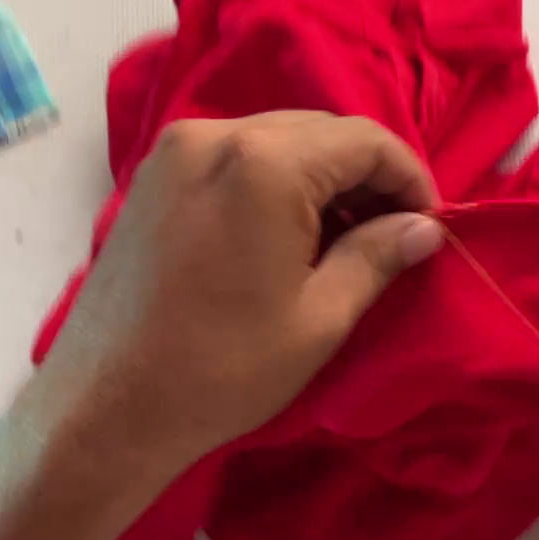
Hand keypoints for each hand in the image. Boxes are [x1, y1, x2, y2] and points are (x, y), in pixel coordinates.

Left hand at [14, 111, 443, 481]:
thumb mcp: (320, 319)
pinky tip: (290, 234)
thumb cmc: (225, 369)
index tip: (431, 228)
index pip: (366, 141)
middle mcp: (216, 133)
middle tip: (395, 236)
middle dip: (369, 177)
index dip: (411, 179)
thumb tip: (426, 229)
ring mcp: (175, 152)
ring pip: (278, 141)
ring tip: (346, 241)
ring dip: (324, 180)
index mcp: (265, 162)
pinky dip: (277, 184)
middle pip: (321, 132)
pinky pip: (236, 159)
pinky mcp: (153, 178)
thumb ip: (378, 257)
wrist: (107, 406)